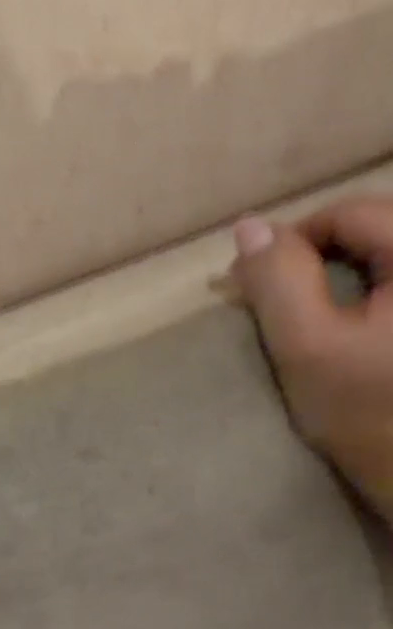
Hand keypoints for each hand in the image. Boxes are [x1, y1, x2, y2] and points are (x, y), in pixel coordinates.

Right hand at [232, 198, 392, 522]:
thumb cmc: (378, 415)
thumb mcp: (310, 347)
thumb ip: (279, 281)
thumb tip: (249, 227)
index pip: (354, 213)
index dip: (293, 242)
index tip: (252, 289)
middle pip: (382, 229)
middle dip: (325, 260)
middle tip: (284, 309)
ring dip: (354, 277)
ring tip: (327, 322)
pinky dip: (379, 297)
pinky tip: (369, 335)